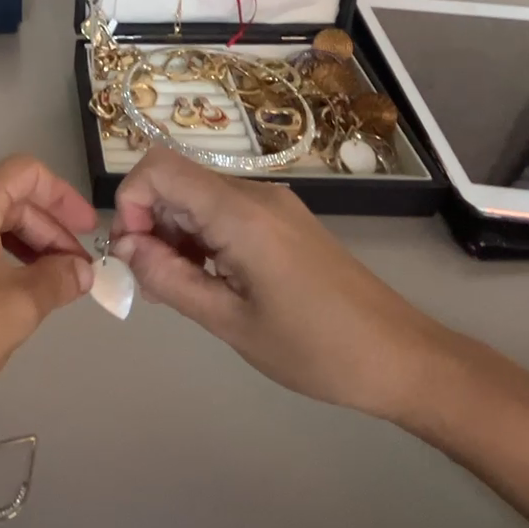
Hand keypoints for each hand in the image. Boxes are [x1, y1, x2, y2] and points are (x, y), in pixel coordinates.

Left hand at [0, 156, 95, 427]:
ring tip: (55, 281)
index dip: (63, 197)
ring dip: (26, 244)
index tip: (88, 231)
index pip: (24, 173)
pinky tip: (17, 289)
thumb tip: (81, 271)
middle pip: (6, 197)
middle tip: (79, 269)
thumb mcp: (18, 307)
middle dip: (48, 228)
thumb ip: (57, 279)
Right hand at [111, 148, 460, 420]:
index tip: (133, 254)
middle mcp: (254, 195)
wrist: (406, 360)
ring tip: (180, 291)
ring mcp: (271, 206)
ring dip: (171, 236)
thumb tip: (122, 248)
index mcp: (241, 214)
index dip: (131, 202)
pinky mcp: (282, 221)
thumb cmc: (318, 349)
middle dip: (146, 225)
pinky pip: (221, 213)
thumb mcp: (231, 323)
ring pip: (194, 198)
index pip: (159, 168)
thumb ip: (169, 279)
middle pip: (173, 182)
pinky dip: (199, 239)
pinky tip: (209, 283)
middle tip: (152, 284)